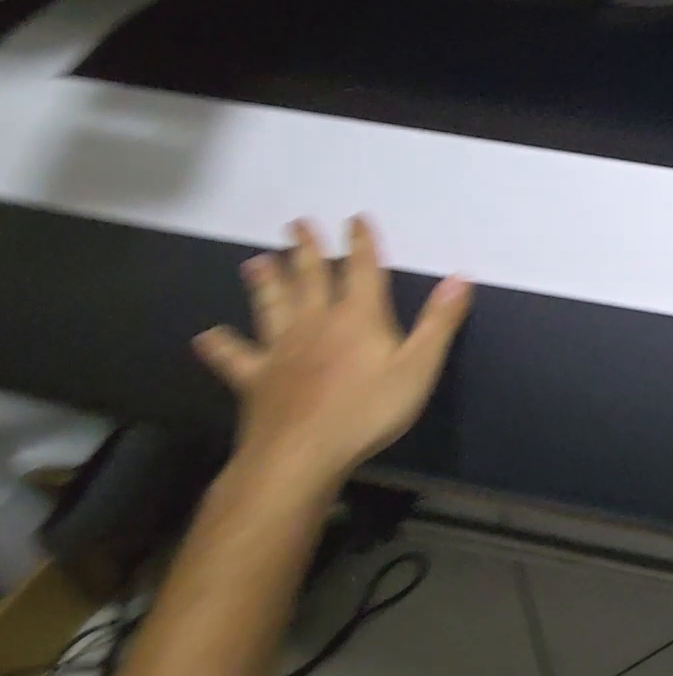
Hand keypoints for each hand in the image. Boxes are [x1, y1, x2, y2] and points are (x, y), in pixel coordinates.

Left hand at [192, 216, 471, 489]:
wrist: (300, 456)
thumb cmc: (369, 410)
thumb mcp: (420, 365)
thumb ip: (440, 321)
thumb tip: (460, 277)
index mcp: (358, 318)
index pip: (362, 271)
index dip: (361, 244)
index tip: (354, 219)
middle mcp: (316, 324)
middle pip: (310, 280)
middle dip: (306, 250)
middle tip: (297, 224)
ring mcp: (280, 351)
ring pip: (273, 308)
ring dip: (266, 283)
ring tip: (256, 261)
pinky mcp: (256, 380)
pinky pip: (235, 358)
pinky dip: (222, 346)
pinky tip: (209, 337)